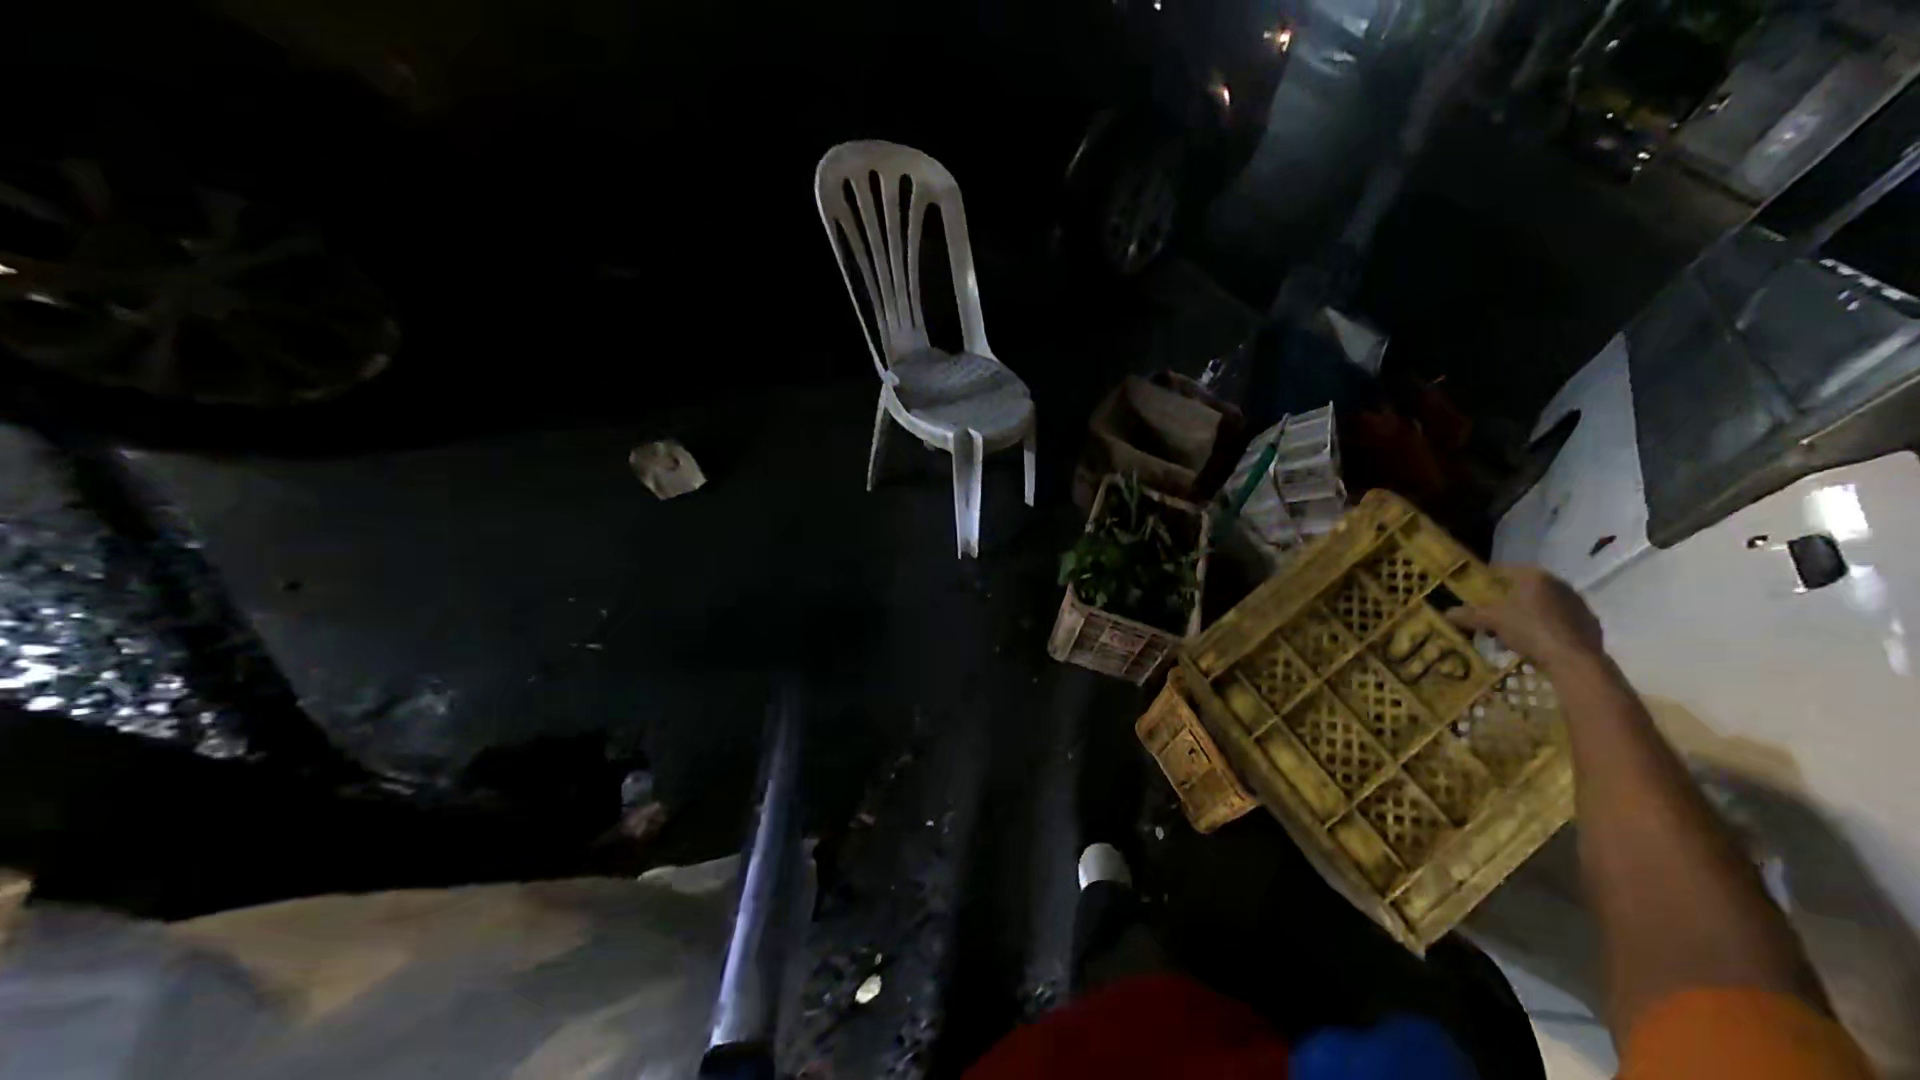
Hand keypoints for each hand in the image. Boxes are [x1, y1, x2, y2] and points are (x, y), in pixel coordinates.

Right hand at [1447, 565, 1604, 674]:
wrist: (1575, 659)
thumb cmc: (1530, 629)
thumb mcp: (1491, 621)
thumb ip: (1468, 615)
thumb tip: (1446, 613)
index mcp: (1534, 576)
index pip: (1503, 570)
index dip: (1485, 580)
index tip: (1472, 592)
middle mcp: (1558, 584)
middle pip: (1523, 589)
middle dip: (1505, 602)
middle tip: (1489, 616)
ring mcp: (1578, 603)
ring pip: (1541, 606)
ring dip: (1524, 616)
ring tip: (1509, 635)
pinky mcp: (1589, 623)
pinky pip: (1558, 621)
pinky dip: (1544, 628)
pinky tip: (1534, 644)